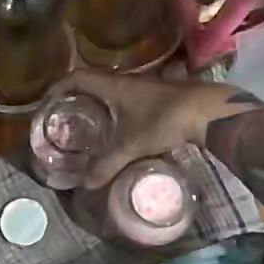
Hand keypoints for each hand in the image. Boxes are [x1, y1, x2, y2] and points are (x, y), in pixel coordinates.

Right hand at [44, 70, 259, 187]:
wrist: (216, 112)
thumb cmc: (168, 119)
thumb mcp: (132, 146)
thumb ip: (106, 165)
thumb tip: (85, 186)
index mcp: (114, 86)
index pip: (76, 78)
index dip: (58, 87)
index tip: (47, 103)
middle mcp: (128, 81)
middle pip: (93, 83)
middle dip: (76, 97)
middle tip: (65, 116)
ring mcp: (149, 86)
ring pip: (114, 90)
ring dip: (99, 102)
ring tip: (90, 122)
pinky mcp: (164, 95)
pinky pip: (131, 98)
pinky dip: (119, 108)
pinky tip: (122, 125)